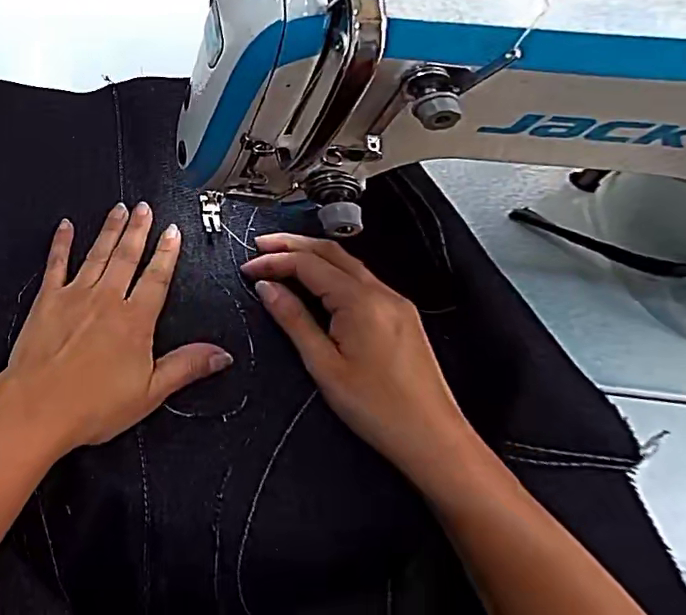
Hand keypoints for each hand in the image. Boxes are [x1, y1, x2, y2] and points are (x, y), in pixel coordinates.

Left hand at [0, 203, 231, 453]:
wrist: (37, 408)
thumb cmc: (90, 405)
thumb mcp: (150, 392)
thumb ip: (186, 367)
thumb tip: (218, 355)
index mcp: (134, 321)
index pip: (157, 277)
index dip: (167, 252)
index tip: (172, 232)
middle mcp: (107, 300)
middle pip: (127, 256)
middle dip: (139, 229)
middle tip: (145, 208)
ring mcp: (76, 296)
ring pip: (98, 253)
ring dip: (110, 229)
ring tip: (119, 209)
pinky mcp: (48, 300)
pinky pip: (57, 263)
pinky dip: (62, 243)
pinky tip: (65, 227)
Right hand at [242, 235, 471, 483]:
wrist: (435, 441)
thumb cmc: (381, 411)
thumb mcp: (325, 367)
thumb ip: (293, 320)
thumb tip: (268, 289)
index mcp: (360, 301)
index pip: (307, 263)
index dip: (274, 261)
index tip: (250, 268)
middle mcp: (381, 292)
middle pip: (329, 251)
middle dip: (291, 244)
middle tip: (261, 245)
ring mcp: (395, 301)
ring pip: (346, 262)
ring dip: (313, 255)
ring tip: (283, 258)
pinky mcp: (402, 314)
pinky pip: (361, 278)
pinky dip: (333, 271)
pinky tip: (318, 282)